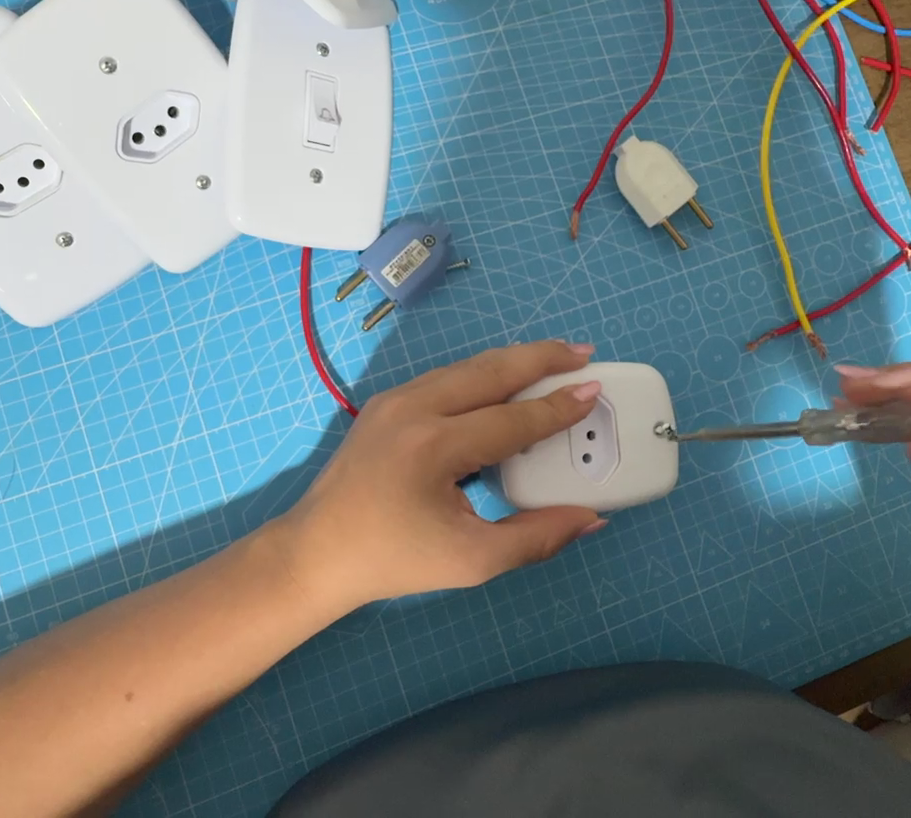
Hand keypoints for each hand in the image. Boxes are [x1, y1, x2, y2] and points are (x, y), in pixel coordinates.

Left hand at [269, 341, 606, 612]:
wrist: (316, 552)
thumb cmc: (393, 560)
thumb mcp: (471, 560)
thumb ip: (536, 537)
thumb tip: (589, 516)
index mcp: (434, 445)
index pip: (511, 418)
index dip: (557, 406)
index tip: (594, 389)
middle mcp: (413, 408)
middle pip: (489, 371)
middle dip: (540, 357)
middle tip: (582, 351)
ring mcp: (394, 400)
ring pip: (466, 368)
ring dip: (510, 362)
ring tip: (552, 359)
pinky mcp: (385, 404)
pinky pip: (444, 379)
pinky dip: (481, 375)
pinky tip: (503, 382)